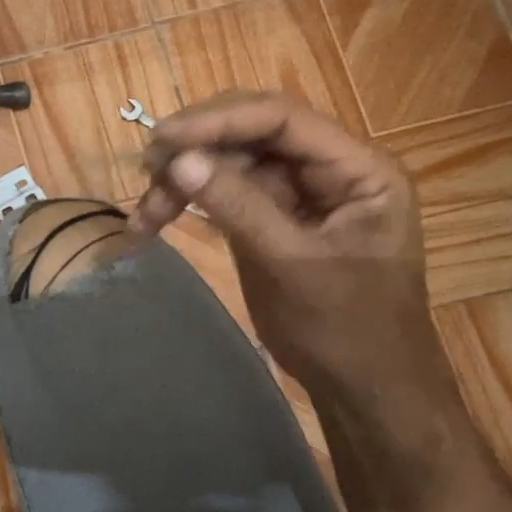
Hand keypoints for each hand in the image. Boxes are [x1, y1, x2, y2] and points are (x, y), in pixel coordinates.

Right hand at [132, 92, 444, 401]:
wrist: (366, 392)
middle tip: (147, 169)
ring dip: (181, 179)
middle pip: (249, 131)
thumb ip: (238, 205)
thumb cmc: (348, 331)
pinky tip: (152, 220)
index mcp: (359, 169)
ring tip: (145, 212)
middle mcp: (329, 168)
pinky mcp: (269, 213)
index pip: (281, 118)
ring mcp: (297, 190)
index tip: (163, 139)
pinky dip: (184, 201)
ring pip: (225, 159)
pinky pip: (219, 189)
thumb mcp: (293, 265)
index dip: (219, 120)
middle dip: (195, 147)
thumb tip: (178, 158)